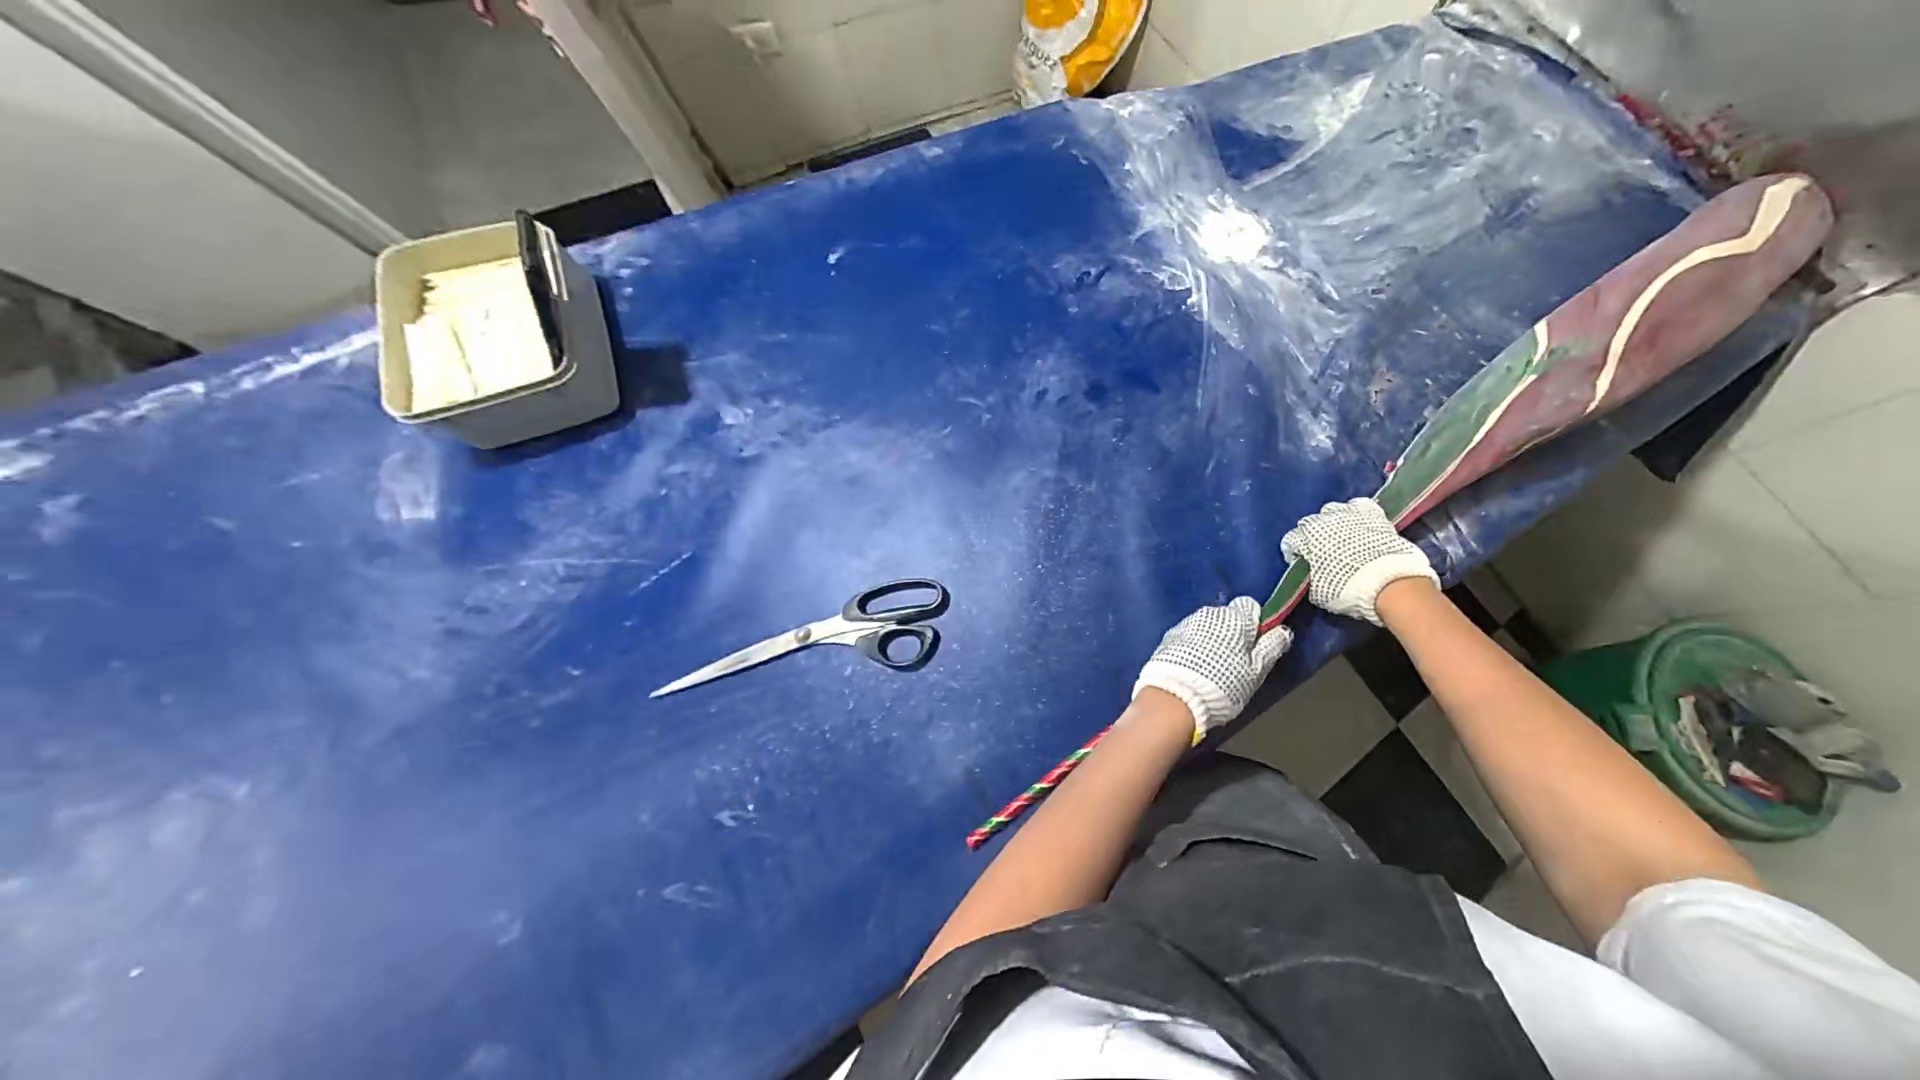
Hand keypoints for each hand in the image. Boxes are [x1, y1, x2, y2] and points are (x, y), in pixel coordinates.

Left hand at [1133, 597, 1291, 740]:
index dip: (1256, 625)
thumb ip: (1272, 647)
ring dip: (1211, 642)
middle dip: (1233, 635)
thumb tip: (1284, 631)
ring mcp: (1185, 625)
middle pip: (1227, 618)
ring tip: (1212, 670)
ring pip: (1206, 628)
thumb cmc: (1222, 683)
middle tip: (1236, 664)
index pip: (1250, 607)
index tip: (1257, 646)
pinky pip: (1188, 639)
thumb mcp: (1257, 670)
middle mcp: (1208, 614)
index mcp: (1234, 617)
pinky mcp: (1168, 638)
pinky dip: (1193, 649)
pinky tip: (1194, 670)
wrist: (1175, 697)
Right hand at [1280, 497, 1438, 625]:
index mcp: (1305, 538)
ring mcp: (1349, 515)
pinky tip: (1360, 524)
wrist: (1389, 583)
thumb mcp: (1317, 589)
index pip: (1290, 541)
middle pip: (1309, 522)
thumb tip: (1310, 572)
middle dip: (1312, 536)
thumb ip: (1309, 574)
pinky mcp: (1374, 514)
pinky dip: (1357, 513)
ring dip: (1333, 521)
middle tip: (1320, 551)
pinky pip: (1360, 506)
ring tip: (1340, 535)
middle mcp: (1323, 521)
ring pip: (1333, 510)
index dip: (1294, 553)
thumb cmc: (1347, 589)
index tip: (1301, 564)